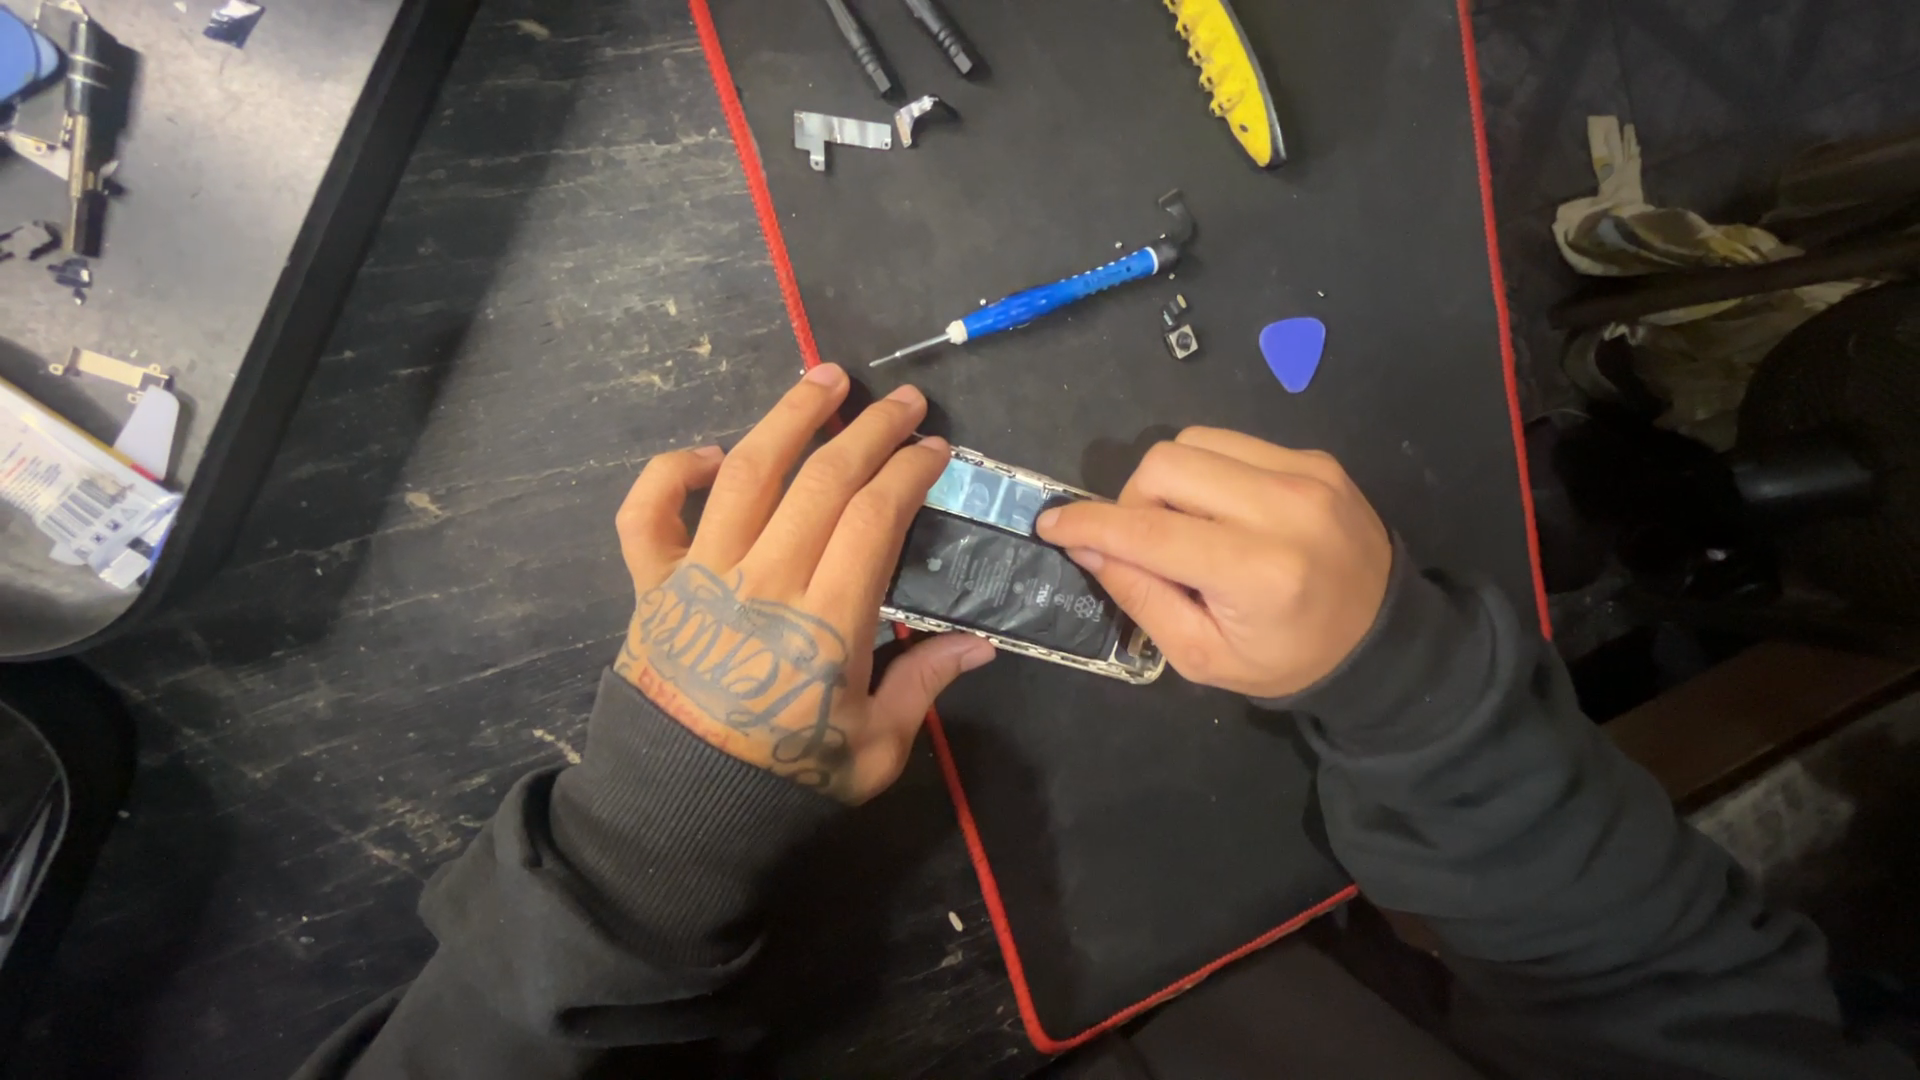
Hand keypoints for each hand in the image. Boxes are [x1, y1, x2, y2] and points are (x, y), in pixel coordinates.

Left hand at [612, 364, 994, 802]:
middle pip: (823, 479)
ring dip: (790, 416)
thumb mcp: (876, 747)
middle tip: (904, 400)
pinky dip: (674, 470)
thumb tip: (982, 643)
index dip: (910, 471)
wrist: (680, 808)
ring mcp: (701, 575)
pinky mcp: (652, 583)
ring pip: (747, 471)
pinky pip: (648, 511)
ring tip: (825, 377)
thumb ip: (925, 684)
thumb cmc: (788, 778)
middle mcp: (764, 580)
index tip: (935, 449)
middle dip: (870, 428)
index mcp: (826, 622)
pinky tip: (714, 455)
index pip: (875, 517)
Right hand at [1036, 427, 1390, 698]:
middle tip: (1144, 542)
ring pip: (1192, 441)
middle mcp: (1284, 508)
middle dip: (1132, 502)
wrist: (1383, 640)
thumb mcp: (1201, 655)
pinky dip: (1204, 473)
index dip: (1088, 524)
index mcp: (1257, 573)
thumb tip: (1086, 545)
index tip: (1051, 524)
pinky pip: (1228, 442)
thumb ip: (1140, 596)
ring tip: (1185, 525)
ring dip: (1166, 483)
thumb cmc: (1286, 660)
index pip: (1148, 532)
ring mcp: (1304, 473)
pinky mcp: (1313, 457)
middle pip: (1165, 465)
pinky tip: (1221, 510)